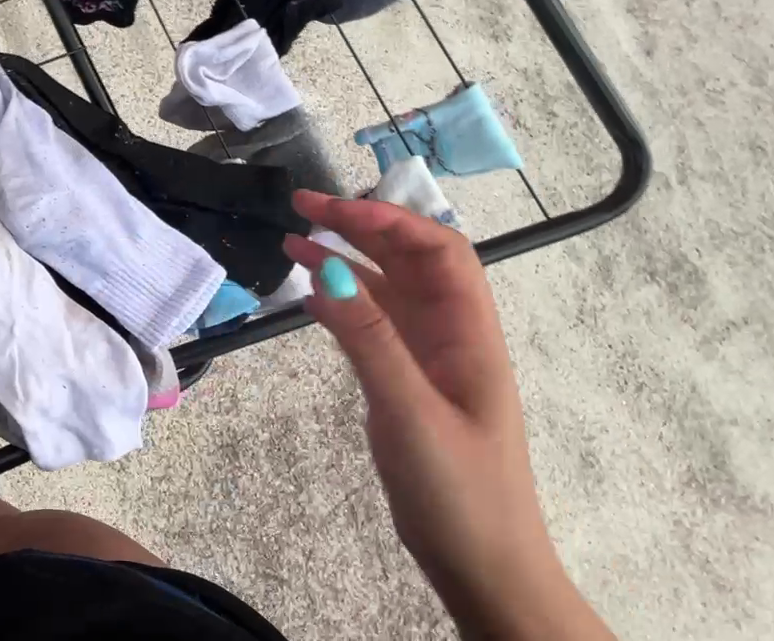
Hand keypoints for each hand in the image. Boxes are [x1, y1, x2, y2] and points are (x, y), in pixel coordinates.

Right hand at [284, 191, 613, 640]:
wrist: (481, 565)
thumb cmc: (458, 489)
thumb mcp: (409, 410)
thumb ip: (369, 337)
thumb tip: (326, 267)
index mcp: (469, 333)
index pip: (438, 251)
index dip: (387, 219)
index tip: (327, 208)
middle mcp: (450, 334)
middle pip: (410, 259)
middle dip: (360, 225)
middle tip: (300, 207)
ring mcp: (425, 356)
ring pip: (386, 287)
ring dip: (344, 257)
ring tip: (291, 239)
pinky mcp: (403, 379)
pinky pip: (369, 321)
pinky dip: (338, 297)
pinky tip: (307, 290)